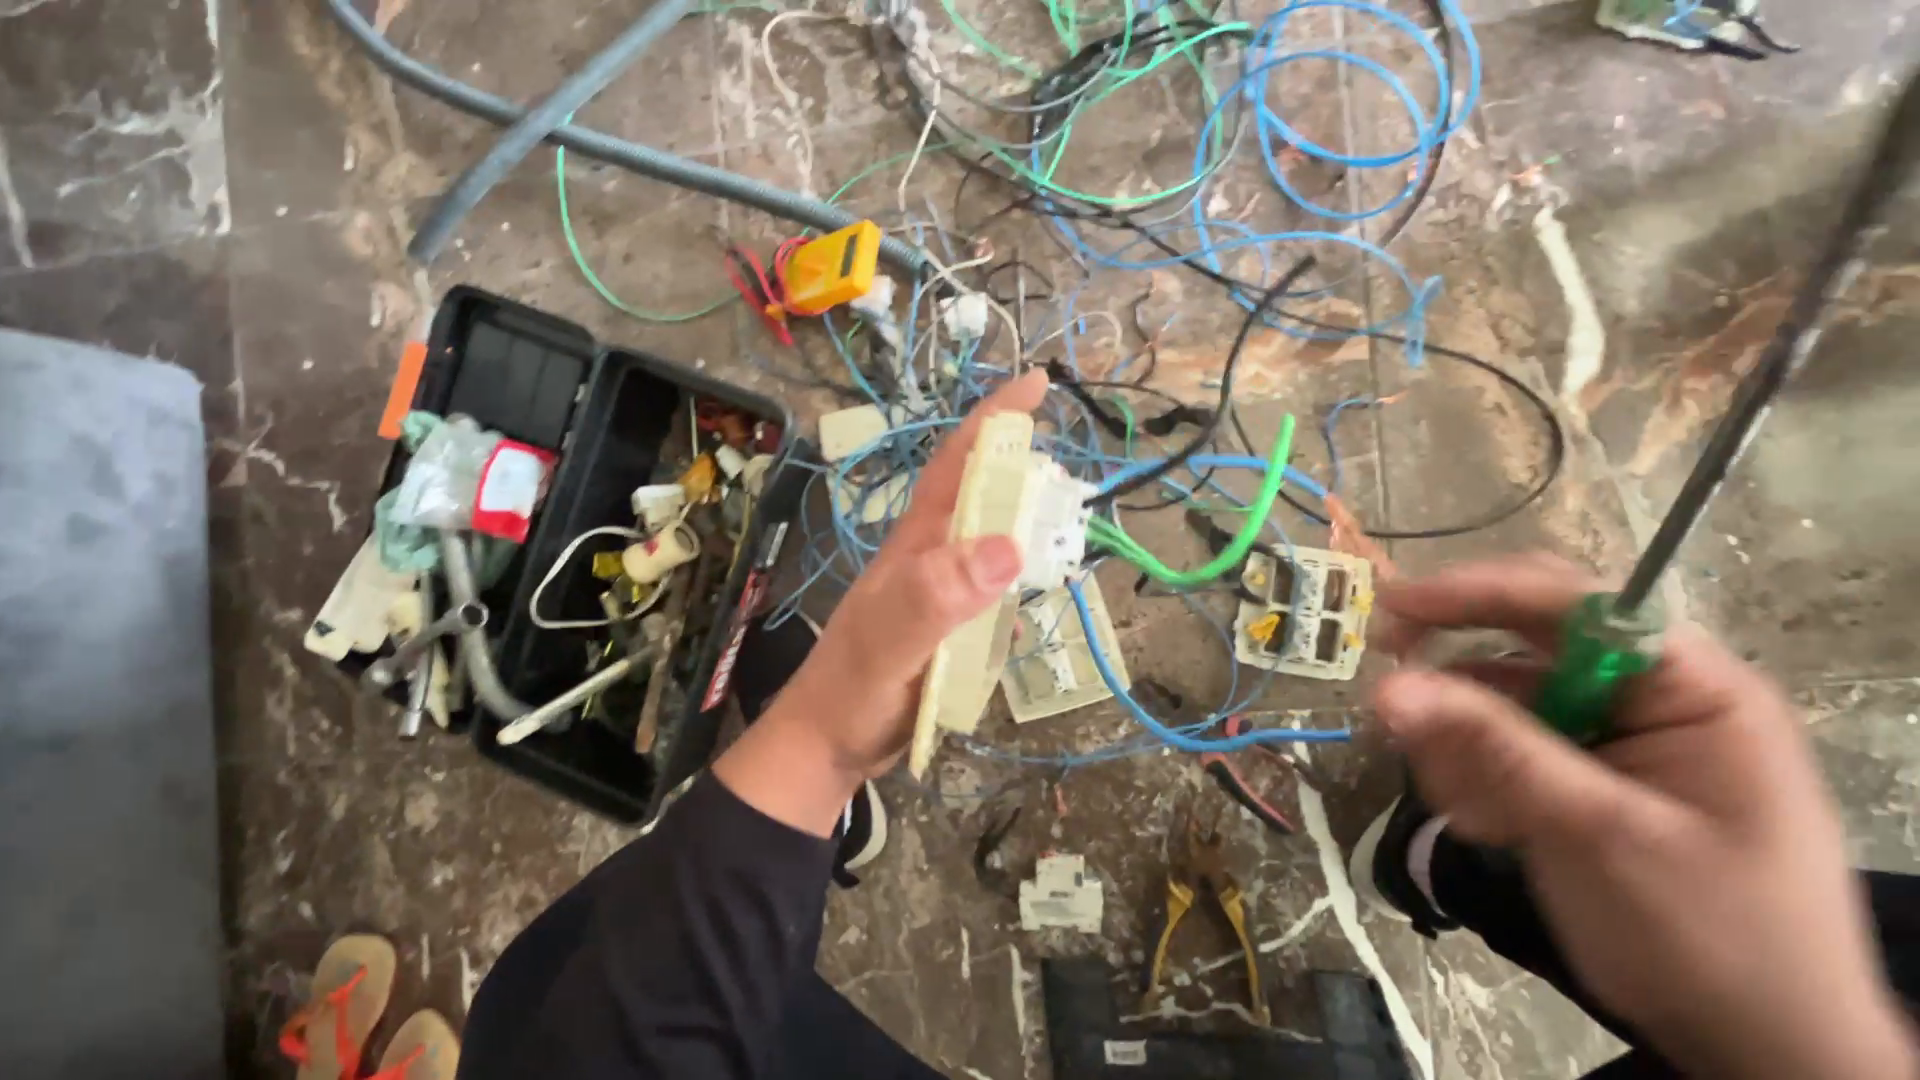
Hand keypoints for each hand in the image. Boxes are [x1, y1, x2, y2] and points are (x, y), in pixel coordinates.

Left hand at [713, 371, 1048, 835]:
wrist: (826, 745)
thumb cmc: (851, 692)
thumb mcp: (890, 644)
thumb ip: (937, 597)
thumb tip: (1007, 545)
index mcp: (915, 547)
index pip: (956, 467)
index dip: (992, 421)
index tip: (1036, 384)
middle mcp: (930, 559)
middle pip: (979, 497)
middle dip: (1019, 465)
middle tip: (1067, 463)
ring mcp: (939, 594)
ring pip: (990, 542)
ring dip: (1024, 521)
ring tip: (1065, 520)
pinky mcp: (948, 627)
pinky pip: (993, 591)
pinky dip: (1019, 582)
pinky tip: (1037, 593)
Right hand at [1373, 554, 1915, 1079]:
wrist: (1751, 1049)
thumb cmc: (1708, 936)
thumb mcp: (1598, 833)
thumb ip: (1491, 748)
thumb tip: (1385, 686)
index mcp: (1691, 688)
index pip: (1574, 603)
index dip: (1479, 593)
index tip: (1392, 607)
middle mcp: (1644, 694)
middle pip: (1522, 641)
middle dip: (1455, 674)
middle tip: (1388, 694)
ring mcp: (1604, 734)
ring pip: (1492, 698)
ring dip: (1458, 744)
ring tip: (1471, 811)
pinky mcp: (1570, 773)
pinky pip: (1490, 745)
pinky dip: (1467, 776)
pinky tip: (1484, 824)